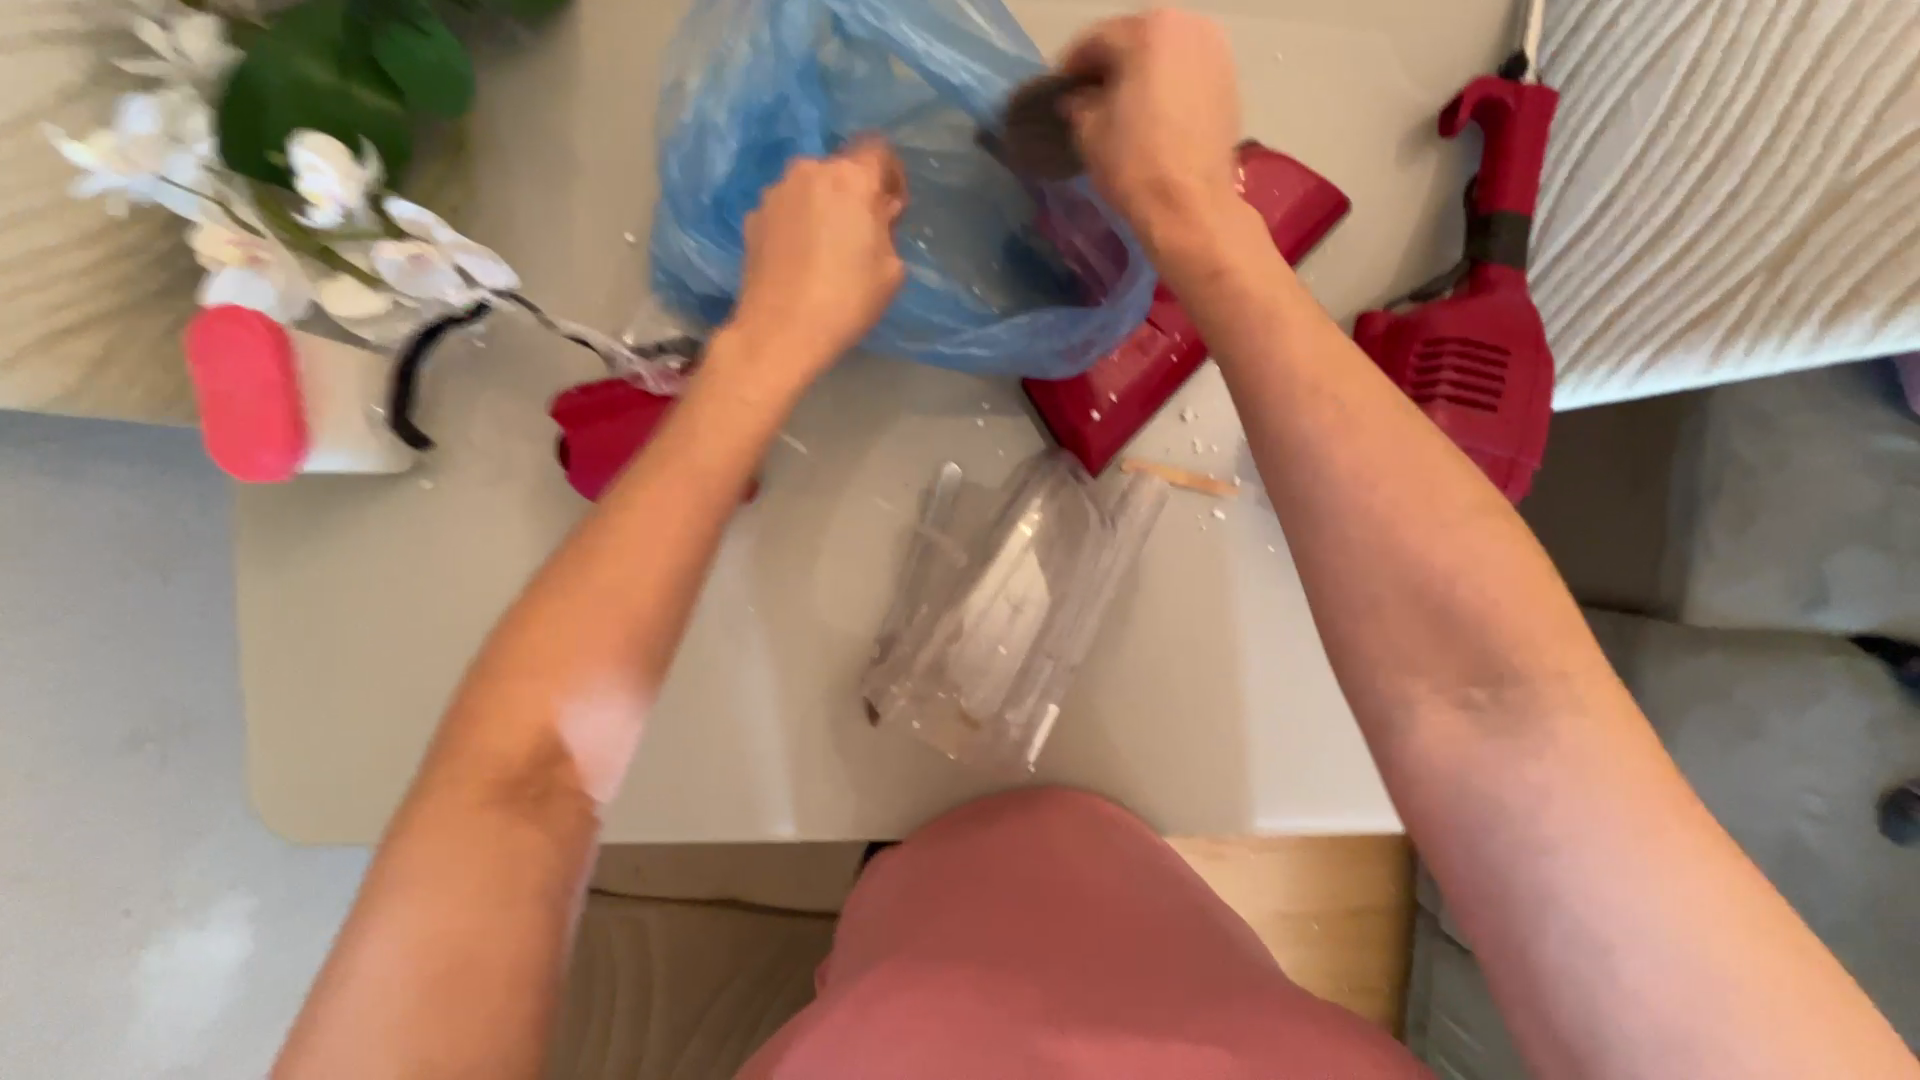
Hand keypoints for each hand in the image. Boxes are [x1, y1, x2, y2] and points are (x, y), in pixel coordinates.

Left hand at [722, 137, 907, 391]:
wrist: (780, 331)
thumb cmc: (847, 301)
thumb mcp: (892, 269)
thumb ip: (887, 228)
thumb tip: (874, 215)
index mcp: (851, 177)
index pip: (879, 148)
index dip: (891, 176)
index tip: (892, 209)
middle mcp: (808, 171)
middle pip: (841, 168)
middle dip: (855, 193)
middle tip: (862, 233)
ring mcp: (775, 193)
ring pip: (811, 188)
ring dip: (824, 207)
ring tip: (828, 249)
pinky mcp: (753, 217)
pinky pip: (787, 210)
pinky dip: (798, 224)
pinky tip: (801, 260)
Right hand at [1059, 12, 1243, 246]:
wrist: (1190, 206)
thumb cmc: (1133, 164)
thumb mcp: (1088, 132)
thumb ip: (1078, 104)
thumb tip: (1076, 98)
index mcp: (1147, 31)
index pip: (1096, 40)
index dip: (1070, 67)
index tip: (1057, 91)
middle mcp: (1187, 26)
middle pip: (1134, 41)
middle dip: (1108, 67)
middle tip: (1086, 98)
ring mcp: (1215, 52)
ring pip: (1164, 55)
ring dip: (1139, 75)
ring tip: (1120, 107)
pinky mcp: (1229, 82)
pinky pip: (1186, 74)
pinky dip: (1166, 87)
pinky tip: (1151, 114)